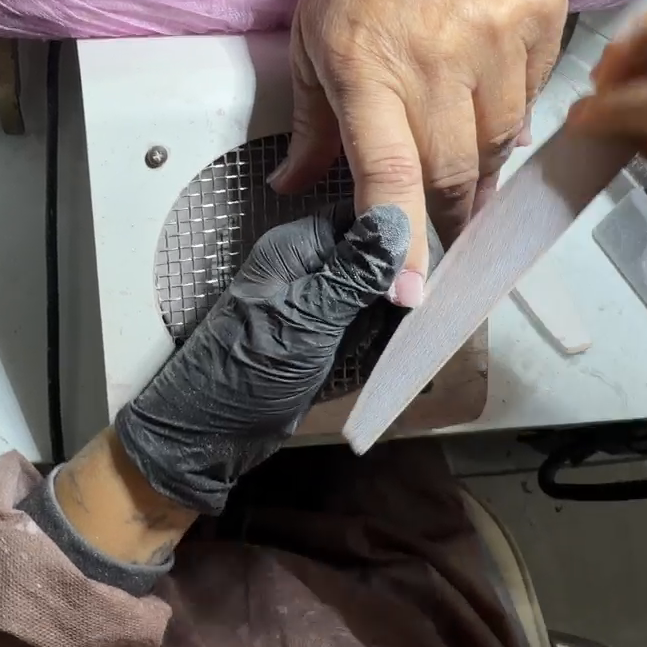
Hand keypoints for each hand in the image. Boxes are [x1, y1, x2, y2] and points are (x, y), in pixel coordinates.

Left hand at [113, 205, 408, 513]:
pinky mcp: (321, 332)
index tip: (433, 269)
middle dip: (403, 281)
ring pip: (376, 291)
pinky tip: (397, 349)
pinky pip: (364, 321)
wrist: (213, 431)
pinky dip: (381, 335)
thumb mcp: (309, 319)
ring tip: (411, 335)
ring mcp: (314, 300)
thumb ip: (355, 273)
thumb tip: (398, 218)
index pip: (364, 215)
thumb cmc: (248, 371)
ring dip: (395, 312)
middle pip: (376, 254)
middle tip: (423, 312)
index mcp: (296, 246)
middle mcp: (306, 265)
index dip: (403, 238)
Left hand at [275, 0, 566, 303]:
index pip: (388, 173)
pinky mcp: (544, 17)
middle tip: (435, 224)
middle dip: (442, 211)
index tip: (410, 293)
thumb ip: (310, 125)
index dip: (401, 241)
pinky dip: (504, 114)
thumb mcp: (310, 41)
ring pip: (498, 144)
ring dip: (474, 164)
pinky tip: (479, 89)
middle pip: (453, 174)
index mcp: (365, 70)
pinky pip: (530, 98)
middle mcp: (435, 61)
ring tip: (452, 143)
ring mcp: (497, 38)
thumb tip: (292, 188)